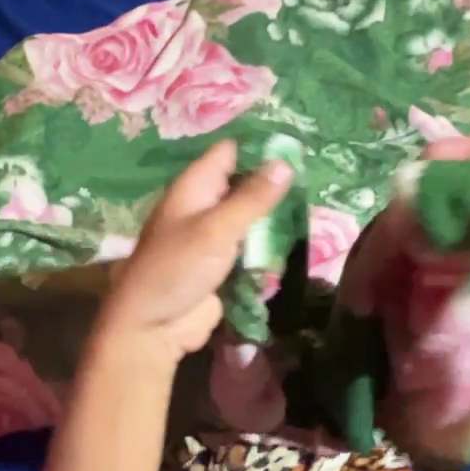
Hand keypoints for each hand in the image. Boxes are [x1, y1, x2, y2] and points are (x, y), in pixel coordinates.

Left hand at [96, 140, 292, 362]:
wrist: (154, 326)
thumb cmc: (177, 269)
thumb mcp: (217, 229)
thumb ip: (252, 198)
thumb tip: (285, 163)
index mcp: (193, 188)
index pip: (229, 153)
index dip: (260, 146)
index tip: (298, 144)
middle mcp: (202, 207)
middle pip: (242, 185)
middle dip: (273, 183)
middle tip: (315, 178)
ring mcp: (211, 238)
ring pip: (248, 218)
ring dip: (273, 217)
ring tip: (313, 206)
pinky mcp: (221, 266)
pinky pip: (249, 249)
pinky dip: (267, 246)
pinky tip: (296, 240)